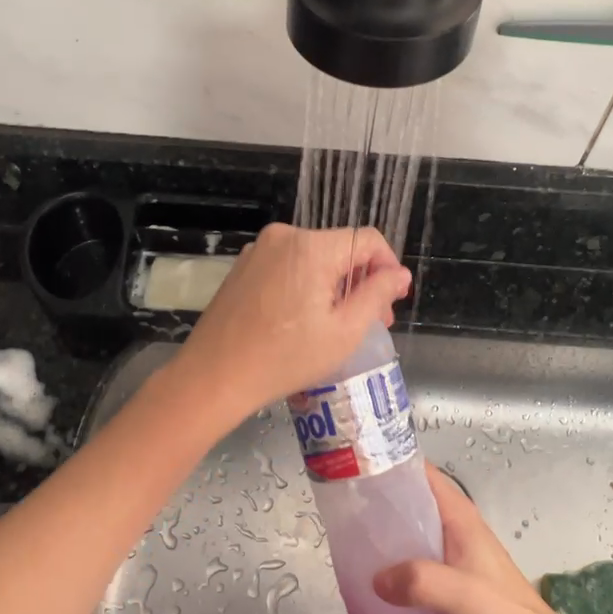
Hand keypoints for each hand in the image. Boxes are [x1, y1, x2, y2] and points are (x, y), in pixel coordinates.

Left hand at [166, 224, 411, 421]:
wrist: (214, 376)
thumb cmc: (285, 358)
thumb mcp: (344, 331)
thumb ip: (377, 295)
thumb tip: (399, 273)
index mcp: (312, 247)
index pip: (367, 239)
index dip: (387, 267)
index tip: (392, 301)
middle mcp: (284, 237)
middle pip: (340, 248)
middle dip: (362, 281)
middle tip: (372, 322)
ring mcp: (259, 250)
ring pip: (314, 258)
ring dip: (334, 285)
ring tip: (338, 326)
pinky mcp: (244, 267)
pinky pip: (289, 267)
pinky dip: (306, 286)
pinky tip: (304, 321)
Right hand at [373, 464, 576, 613]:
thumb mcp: (458, 596)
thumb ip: (418, 582)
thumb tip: (376, 578)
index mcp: (459, 516)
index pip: (421, 473)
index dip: (390, 466)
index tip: (356, 473)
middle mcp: (457, 526)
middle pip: (412, 500)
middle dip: (380, 503)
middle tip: (345, 513)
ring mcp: (456, 551)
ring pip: (414, 531)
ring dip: (387, 535)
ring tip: (354, 546)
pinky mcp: (454, 576)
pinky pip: (418, 557)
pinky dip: (398, 561)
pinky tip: (379, 580)